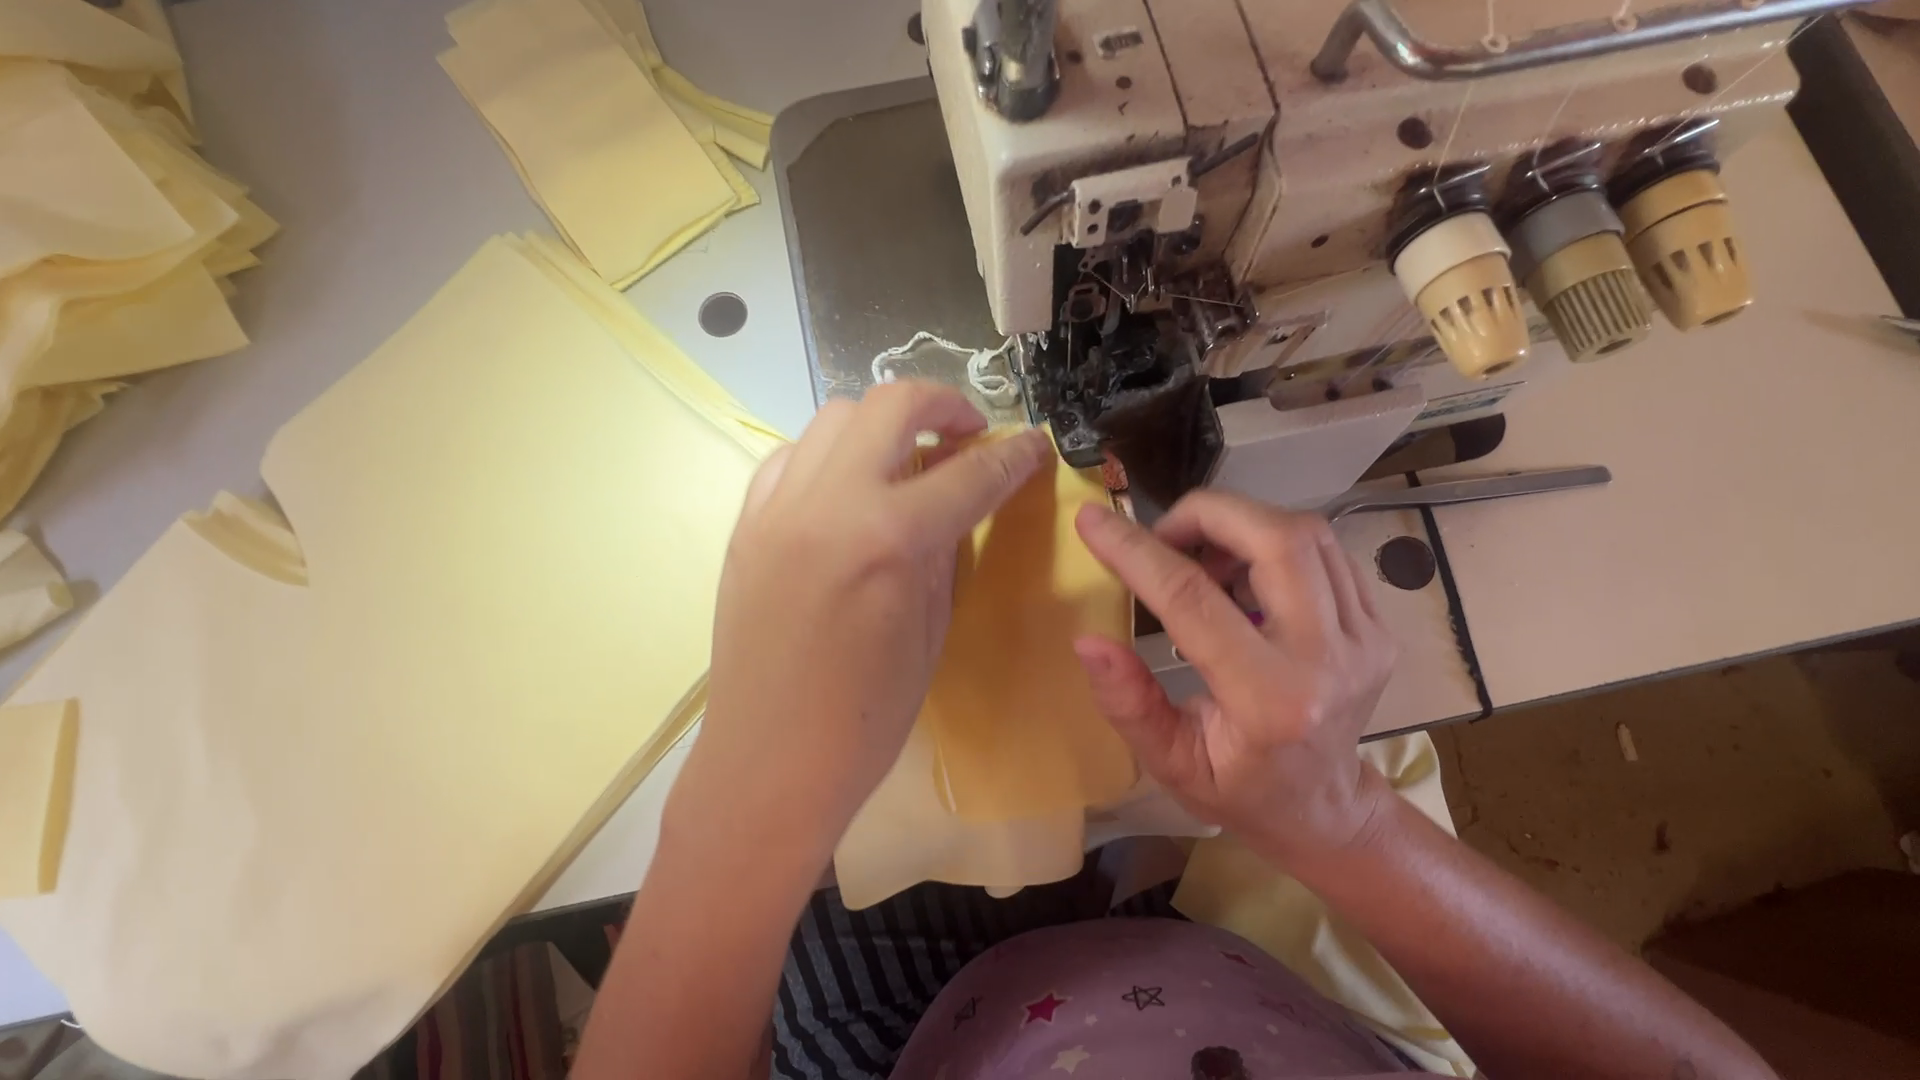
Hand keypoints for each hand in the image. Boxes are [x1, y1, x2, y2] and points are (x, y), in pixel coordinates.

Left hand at [703, 381, 1053, 834]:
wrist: (770, 761)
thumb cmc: (867, 718)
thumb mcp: (931, 630)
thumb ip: (947, 548)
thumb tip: (961, 496)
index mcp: (889, 540)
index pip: (969, 472)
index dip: (1013, 455)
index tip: (1033, 446)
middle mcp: (829, 502)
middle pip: (893, 403)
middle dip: (945, 404)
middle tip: (969, 433)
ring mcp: (778, 507)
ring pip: (835, 415)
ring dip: (883, 423)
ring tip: (908, 458)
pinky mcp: (746, 523)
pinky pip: (791, 457)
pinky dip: (829, 455)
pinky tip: (848, 489)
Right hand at [1071, 492, 1397, 861]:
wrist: (1325, 808)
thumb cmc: (1238, 790)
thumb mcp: (1169, 762)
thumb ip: (1128, 702)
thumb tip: (1088, 640)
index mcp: (1268, 700)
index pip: (1195, 601)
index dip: (1137, 552)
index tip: (1094, 521)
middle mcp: (1328, 659)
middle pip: (1275, 540)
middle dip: (1206, 515)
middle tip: (1163, 535)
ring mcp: (1364, 638)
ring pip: (1306, 534)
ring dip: (1240, 524)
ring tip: (1200, 555)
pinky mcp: (1376, 624)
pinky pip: (1325, 550)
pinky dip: (1272, 541)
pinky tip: (1241, 569)